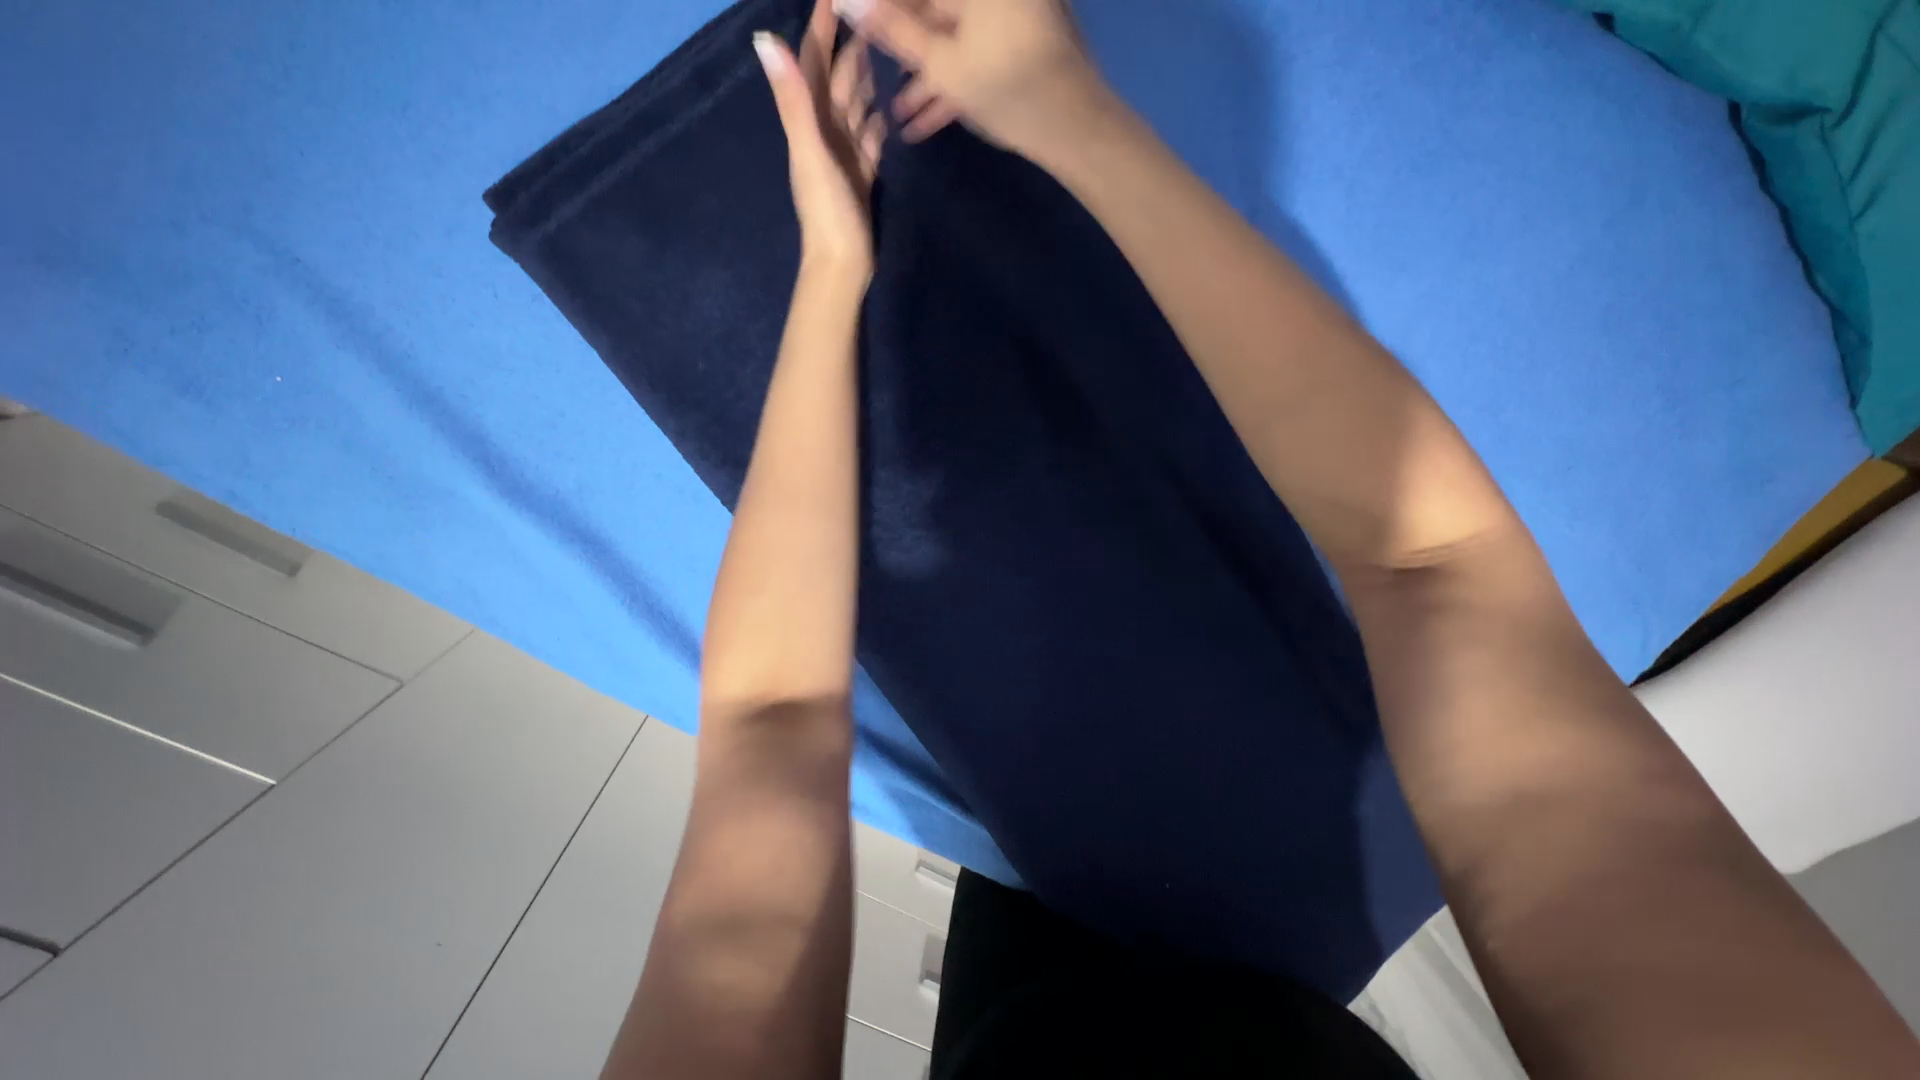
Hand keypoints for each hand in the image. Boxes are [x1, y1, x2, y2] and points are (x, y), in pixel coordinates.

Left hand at [756, 0, 886, 277]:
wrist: (842, 266)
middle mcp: (824, 133)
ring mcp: (843, 154)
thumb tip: (765, 39)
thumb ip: (793, 100)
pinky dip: (879, 117)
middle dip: (851, 49)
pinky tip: (894, 102)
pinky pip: (871, 135)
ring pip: (856, 106)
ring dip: (869, 78)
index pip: (813, 66)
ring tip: (890, 50)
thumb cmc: (827, 213)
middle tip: (875, 20)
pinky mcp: (862, 173)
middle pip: (838, 82)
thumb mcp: (811, 153)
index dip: (820, 31)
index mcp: (808, 124)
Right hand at [836, 0, 1111, 156]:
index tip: (852, 21)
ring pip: (953, 39)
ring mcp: (1010, 18)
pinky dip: (952, 84)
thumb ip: (895, 30)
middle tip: (870, 67)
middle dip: (902, 44)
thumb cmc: (1006, 90)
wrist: (1076, 127)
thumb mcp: (943, 65)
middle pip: (934, 11)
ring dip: (924, 75)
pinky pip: (976, 56)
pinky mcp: (1020, 47)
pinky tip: (922, 123)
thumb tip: (849, 0)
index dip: (881, 9)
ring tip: (897, 112)